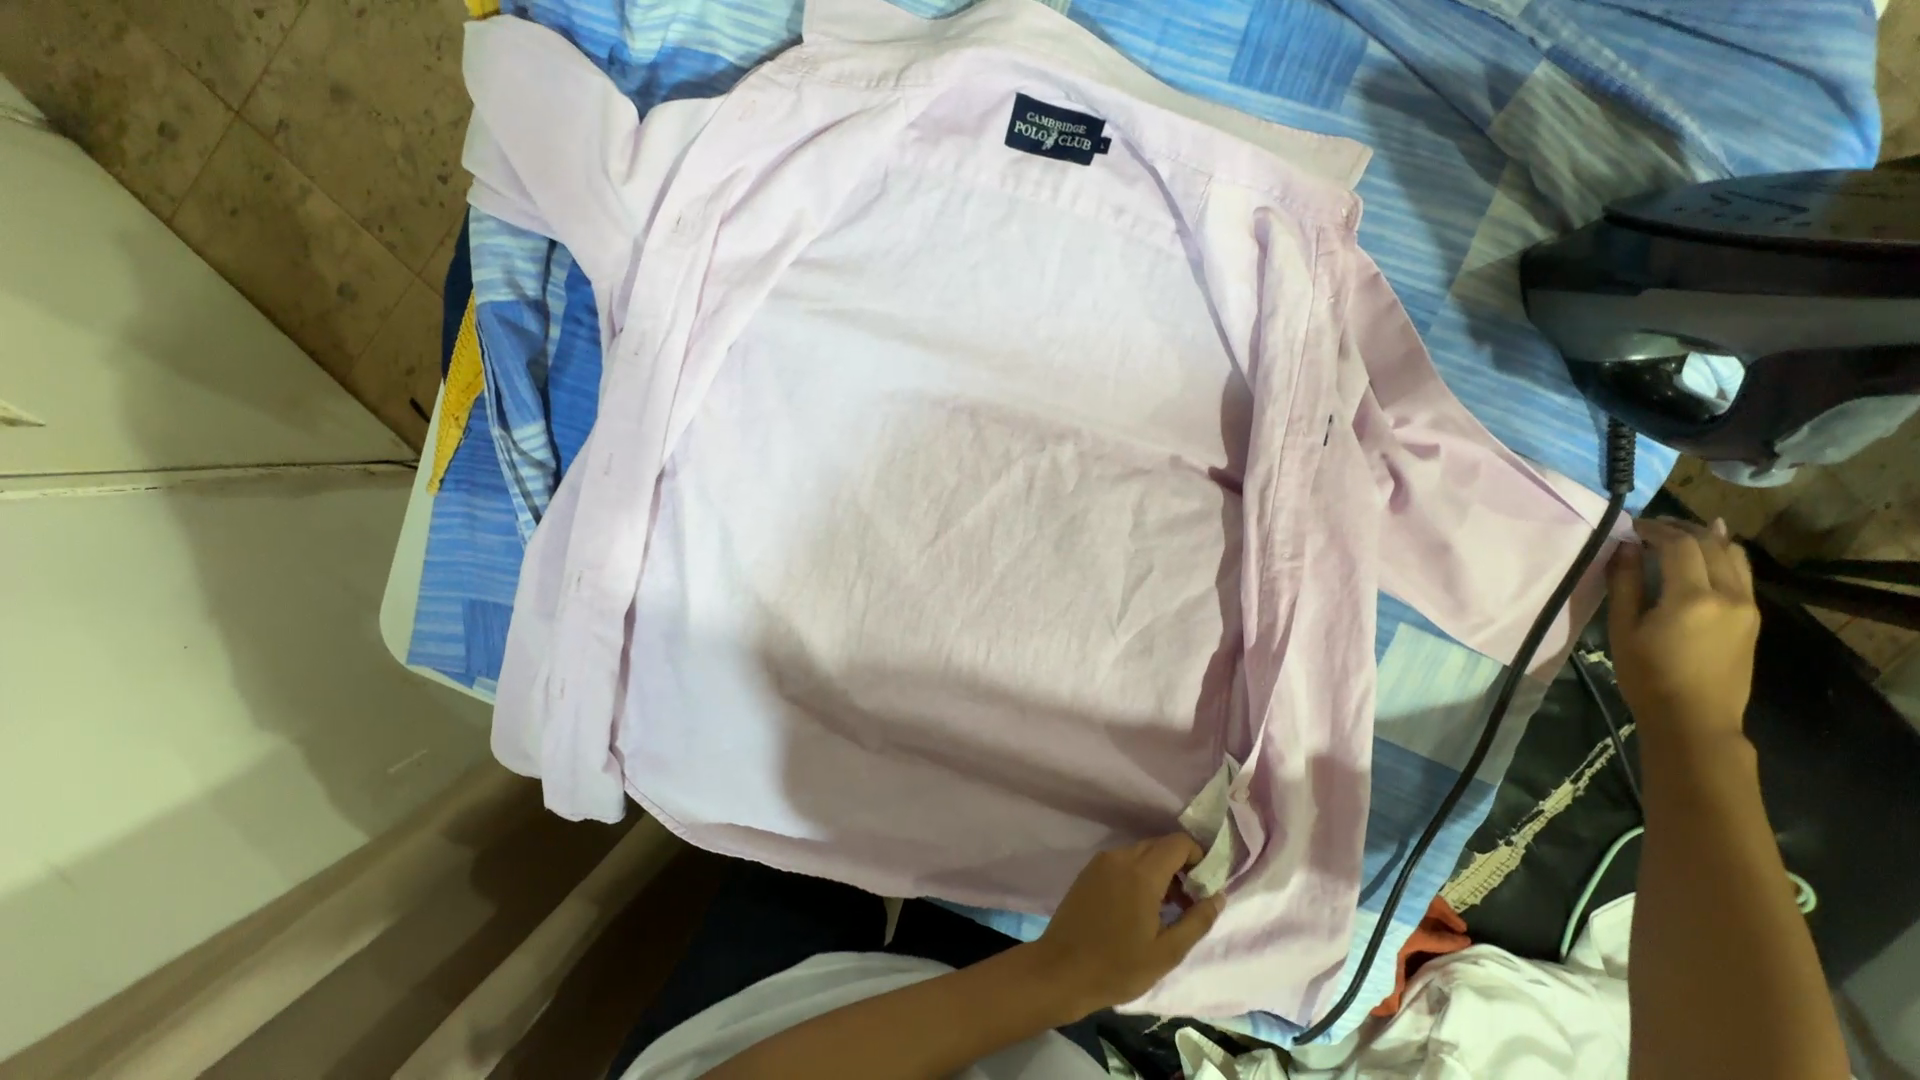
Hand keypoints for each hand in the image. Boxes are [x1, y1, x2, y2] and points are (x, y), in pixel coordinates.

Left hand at [1026, 834, 1223, 1019]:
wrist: (1060, 972)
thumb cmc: (1117, 967)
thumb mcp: (1167, 952)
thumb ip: (1197, 921)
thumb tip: (1218, 896)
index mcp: (1142, 872)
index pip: (1179, 843)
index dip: (1198, 858)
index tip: (1204, 887)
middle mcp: (1120, 858)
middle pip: (1160, 846)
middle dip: (1180, 867)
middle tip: (1188, 903)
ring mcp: (1100, 863)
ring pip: (1140, 854)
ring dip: (1159, 872)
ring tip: (1165, 911)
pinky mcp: (1087, 873)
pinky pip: (1121, 863)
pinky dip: (1137, 874)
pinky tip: (1138, 908)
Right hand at [1606, 516, 1760, 742]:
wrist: (1694, 719)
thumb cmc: (1647, 677)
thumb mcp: (1624, 629)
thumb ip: (1624, 584)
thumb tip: (1623, 547)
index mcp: (1692, 598)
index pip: (1679, 545)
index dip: (1654, 529)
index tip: (1629, 525)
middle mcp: (1729, 594)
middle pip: (1710, 543)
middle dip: (1680, 529)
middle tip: (1649, 526)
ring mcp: (1748, 605)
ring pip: (1734, 554)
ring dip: (1706, 538)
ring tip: (1678, 535)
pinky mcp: (1753, 616)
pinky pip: (1742, 572)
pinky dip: (1722, 555)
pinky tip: (1705, 554)